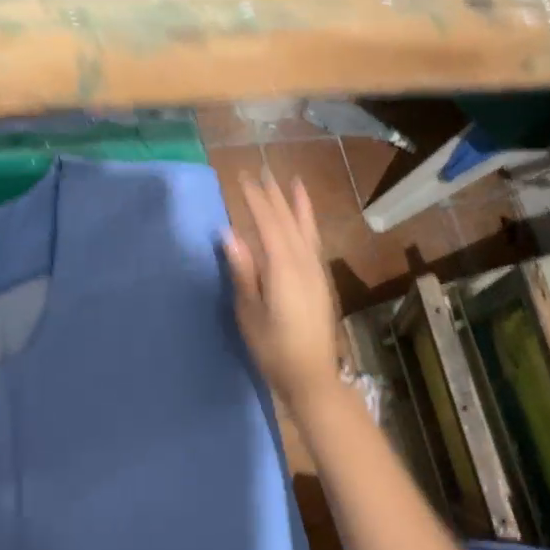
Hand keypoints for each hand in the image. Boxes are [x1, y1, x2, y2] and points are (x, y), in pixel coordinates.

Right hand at [223, 173, 342, 406]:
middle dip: (274, 196)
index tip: (242, 179)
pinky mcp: (320, 282)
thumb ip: (243, 271)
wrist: (312, 377)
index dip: (256, 200)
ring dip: (296, 205)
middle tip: (261, 172)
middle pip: (288, 222)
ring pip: (306, 229)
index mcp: (283, 268)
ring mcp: (316, 272)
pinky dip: (308, 224)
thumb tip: (229, 234)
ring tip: (292, 183)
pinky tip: (303, 221)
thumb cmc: (273, 348)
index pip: (268, 224)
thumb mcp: (250, 312)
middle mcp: (304, 263)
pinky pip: (313, 242)